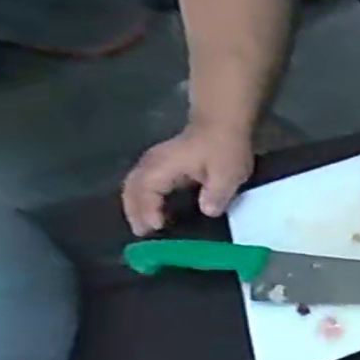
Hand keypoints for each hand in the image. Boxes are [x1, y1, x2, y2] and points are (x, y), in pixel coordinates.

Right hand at [120, 123, 254, 235]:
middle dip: (134, 211)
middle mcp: (151, 164)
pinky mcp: (164, 164)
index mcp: (162, 167)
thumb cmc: (224, 149)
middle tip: (141, 233)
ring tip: (143, 224)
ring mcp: (156, 162)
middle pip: (132, 189)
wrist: (222, 126)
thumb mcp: (226, 174)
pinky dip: (145, 197)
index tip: (154, 228)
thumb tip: (207, 211)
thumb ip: (216, 194)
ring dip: (136, 205)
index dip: (148, 210)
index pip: (146, 191)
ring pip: (136, 186)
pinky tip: (154, 209)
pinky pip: (146, 183)